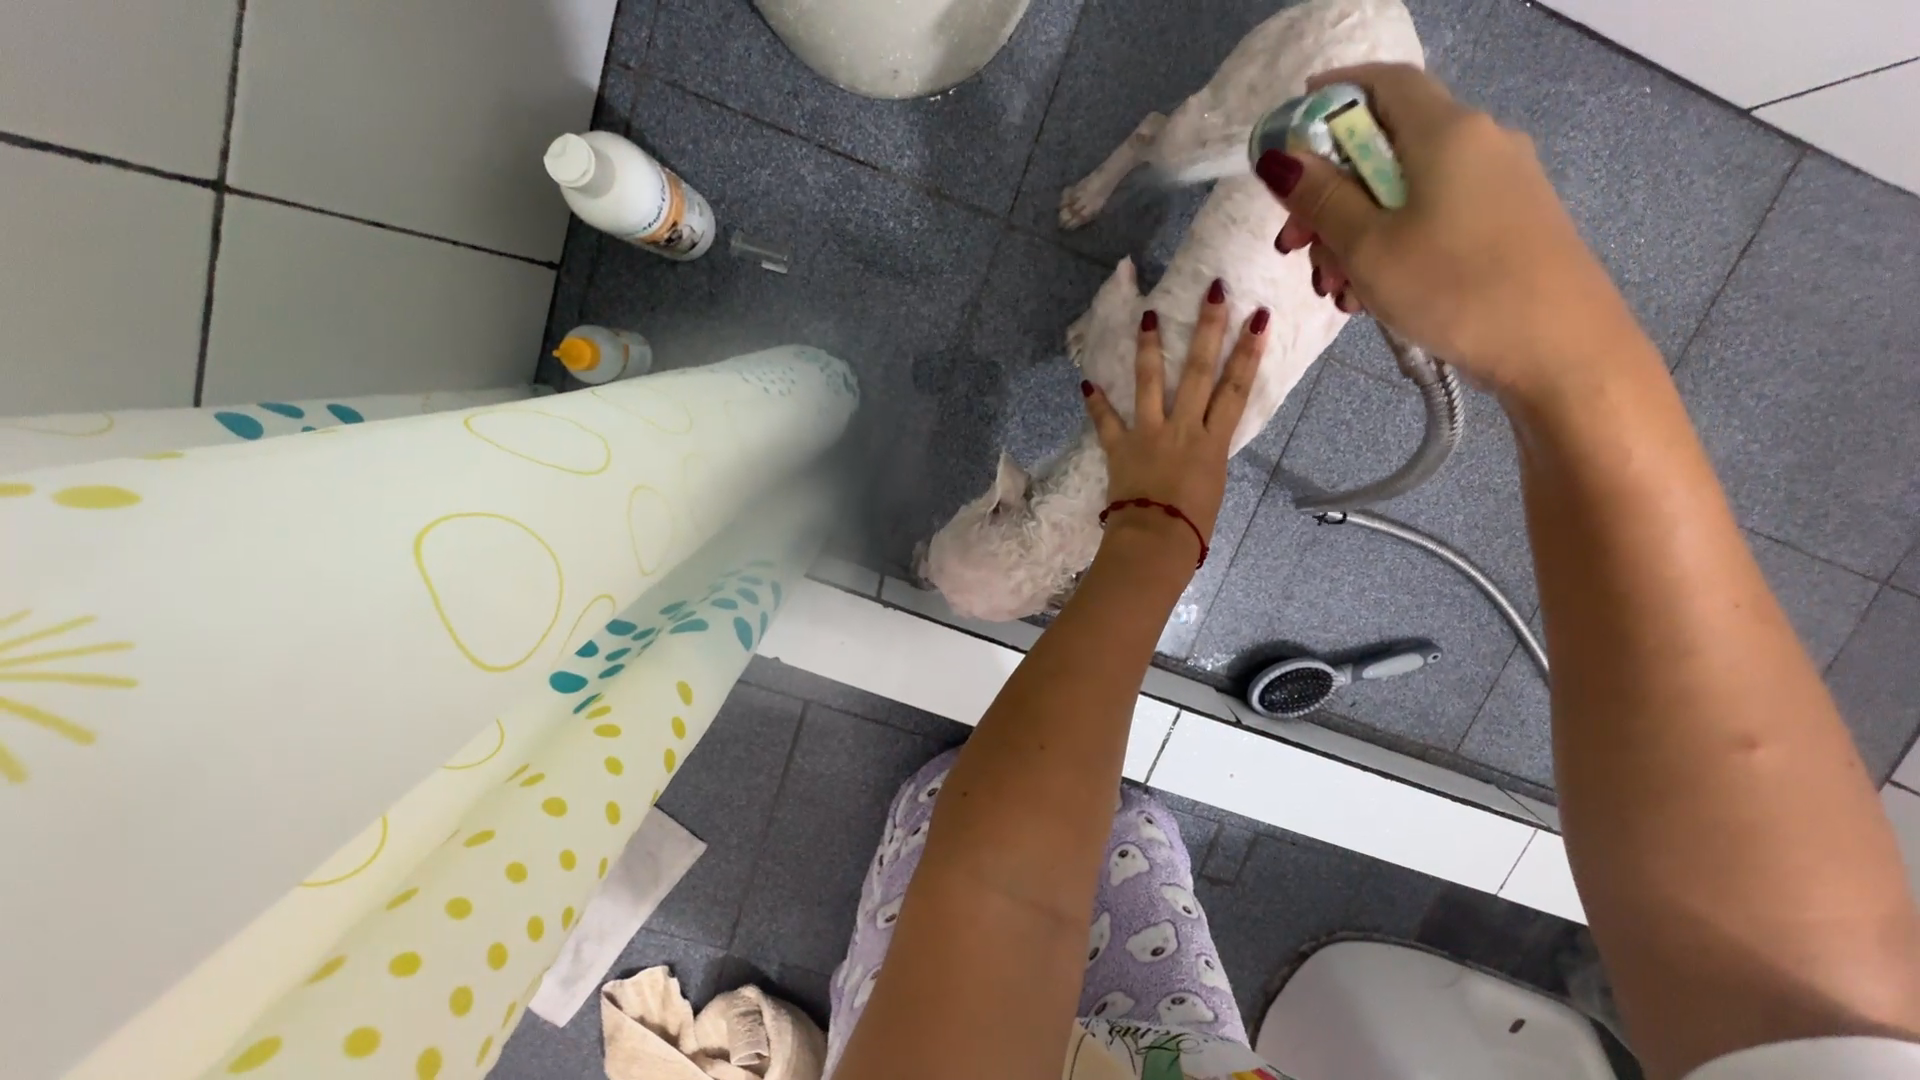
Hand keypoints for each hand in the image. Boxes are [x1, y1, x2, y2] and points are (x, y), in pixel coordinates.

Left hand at [1081, 283, 1268, 568]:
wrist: (1155, 543)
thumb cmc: (1193, 526)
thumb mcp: (1212, 485)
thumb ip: (1207, 456)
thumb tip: (1201, 443)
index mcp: (1212, 441)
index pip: (1236, 388)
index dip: (1248, 351)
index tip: (1256, 317)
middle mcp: (1182, 429)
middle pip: (1199, 372)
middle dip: (1207, 329)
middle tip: (1212, 291)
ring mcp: (1148, 434)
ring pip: (1150, 383)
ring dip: (1149, 347)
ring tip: (1148, 314)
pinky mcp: (1119, 447)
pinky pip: (1105, 421)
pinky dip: (1095, 402)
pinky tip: (1086, 381)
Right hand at [1259, 63, 1636, 399]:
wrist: (1562, 349)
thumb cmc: (1455, 290)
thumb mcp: (1368, 247)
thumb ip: (1320, 198)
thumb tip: (1278, 156)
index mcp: (1445, 132)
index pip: (1382, 84)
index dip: (1328, 99)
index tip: (1285, 142)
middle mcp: (1478, 142)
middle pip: (1384, 148)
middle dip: (1328, 195)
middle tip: (1294, 248)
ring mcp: (1498, 184)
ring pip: (1403, 191)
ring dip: (1353, 233)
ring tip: (1335, 291)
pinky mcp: (1507, 223)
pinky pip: (1432, 218)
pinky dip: (1391, 245)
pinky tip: (1373, 296)